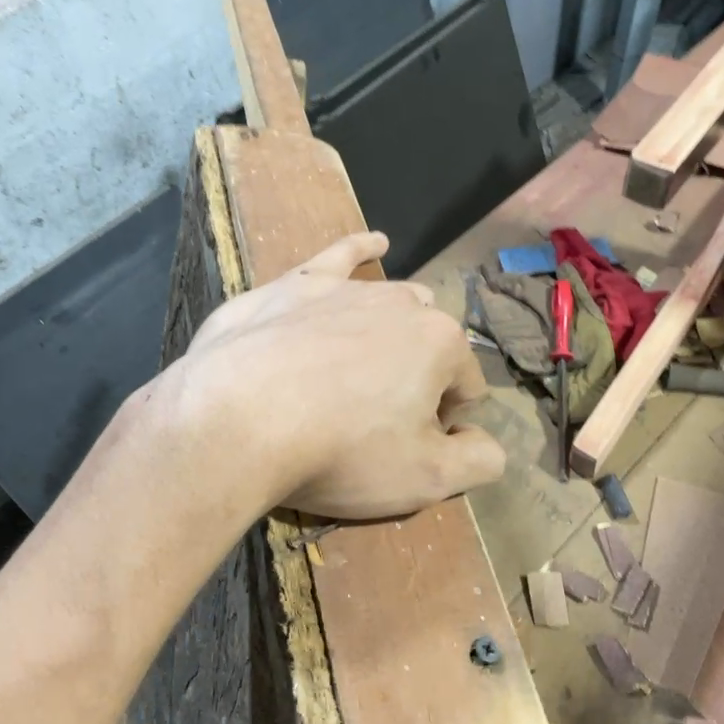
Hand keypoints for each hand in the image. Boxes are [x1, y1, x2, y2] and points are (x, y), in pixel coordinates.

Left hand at [165, 231, 505, 519]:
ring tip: (374, 364)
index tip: (407, 450)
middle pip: (427, 343)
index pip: (464, 388)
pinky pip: (337, 257)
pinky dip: (359, 249)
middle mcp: (399, 303)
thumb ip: (478, 461)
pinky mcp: (290, 287)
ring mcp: (342, 289)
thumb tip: (487, 443)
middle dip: (418, 376)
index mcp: (441, 343)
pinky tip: (374, 243)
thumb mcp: (424, 480)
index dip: (444, 425)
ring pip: (387, 304)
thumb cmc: (339, 453)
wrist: (235, 422)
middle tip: (377, 422)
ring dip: (391, 332)